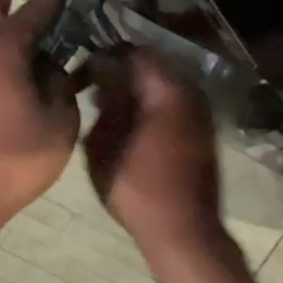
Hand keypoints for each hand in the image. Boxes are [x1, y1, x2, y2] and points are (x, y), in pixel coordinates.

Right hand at [83, 47, 223, 249]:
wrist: (183, 230)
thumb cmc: (136, 187)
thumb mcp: (103, 143)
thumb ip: (103, 102)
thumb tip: (101, 76)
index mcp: (166, 88)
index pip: (130, 52)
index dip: (101, 57)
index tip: (80, 72)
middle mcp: (189, 91)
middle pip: (149, 64)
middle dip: (118, 70)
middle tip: (90, 85)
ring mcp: (200, 111)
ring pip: (161, 83)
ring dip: (134, 87)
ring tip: (105, 103)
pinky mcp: (201, 130)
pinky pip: (171, 101)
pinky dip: (149, 103)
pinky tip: (127, 121)